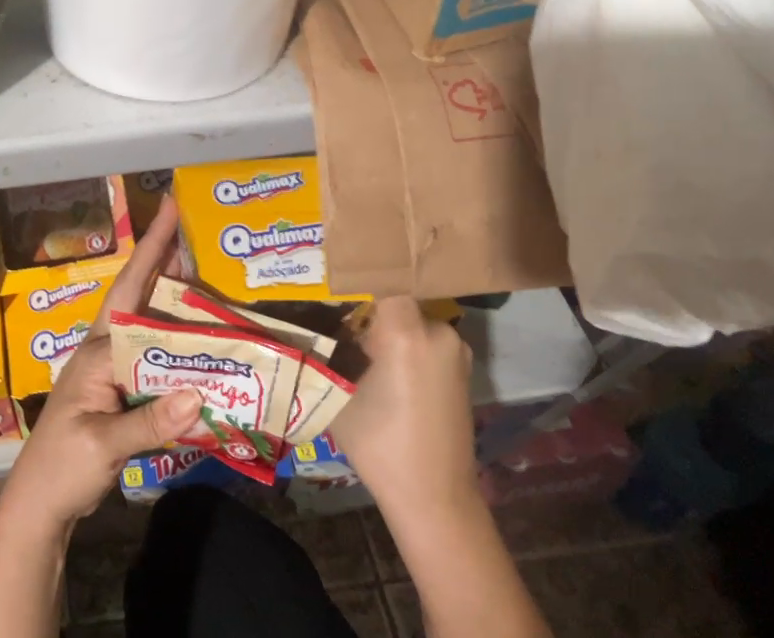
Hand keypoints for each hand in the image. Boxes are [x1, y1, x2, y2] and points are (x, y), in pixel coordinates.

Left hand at [0, 197, 201, 528]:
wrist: (40, 504)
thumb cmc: (62, 467)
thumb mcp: (103, 444)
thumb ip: (148, 421)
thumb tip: (196, 394)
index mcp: (98, 353)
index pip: (130, 292)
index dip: (151, 250)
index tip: (171, 210)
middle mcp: (105, 353)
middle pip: (139, 299)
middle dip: (164, 264)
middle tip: (198, 235)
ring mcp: (112, 373)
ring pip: (148, 326)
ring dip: (174, 302)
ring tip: (208, 279)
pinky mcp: (121, 395)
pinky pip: (155, 359)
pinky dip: (178, 347)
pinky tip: (201, 346)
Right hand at [326, 295, 476, 517]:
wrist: (433, 495)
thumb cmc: (379, 443)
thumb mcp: (336, 394)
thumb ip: (327, 354)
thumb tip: (312, 331)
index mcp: (407, 333)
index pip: (383, 280)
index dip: (357, 277)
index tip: (331, 278)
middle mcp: (439, 333)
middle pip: (397, 301)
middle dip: (368, 308)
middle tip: (336, 317)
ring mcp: (456, 353)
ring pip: (412, 323)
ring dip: (388, 331)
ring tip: (356, 346)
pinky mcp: (462, 372)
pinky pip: (426, 344)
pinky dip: (405, 348)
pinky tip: (381, 370)